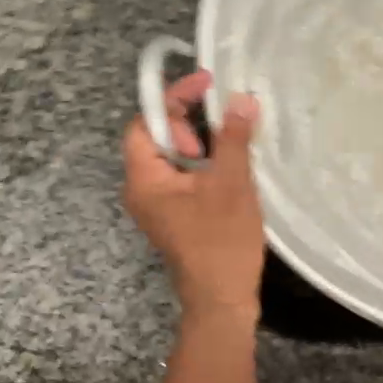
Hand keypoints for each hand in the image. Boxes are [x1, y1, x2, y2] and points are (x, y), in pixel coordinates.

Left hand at [122, 71, 264, 322]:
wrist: (222, 300)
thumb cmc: (221, 241)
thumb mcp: (231, 183)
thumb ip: (233, 137)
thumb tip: (240, 99)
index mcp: (144, 179)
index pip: (146, 122)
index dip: (174, 98)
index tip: (207, 82)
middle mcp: (142, 190)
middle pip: (155, 138)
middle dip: (187, 121)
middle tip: (219, 123)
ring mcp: (157, 206)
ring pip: (170, 159)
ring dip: (198, 143)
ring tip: (228, 145)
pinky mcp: (175, 218)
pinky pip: (181, 178)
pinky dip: (202, 164)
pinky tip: (228, 168)